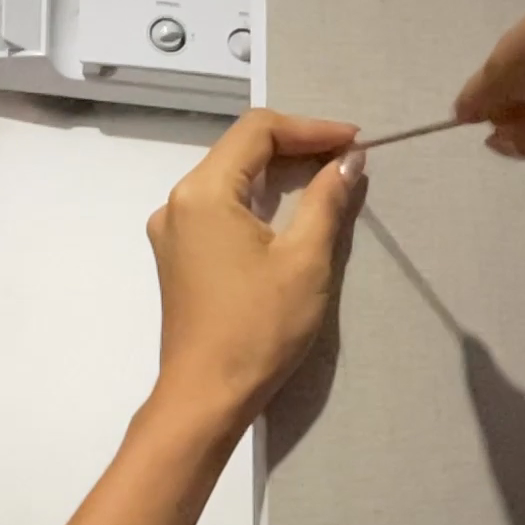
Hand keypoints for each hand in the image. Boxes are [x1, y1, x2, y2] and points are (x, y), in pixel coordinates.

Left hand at [147, 109, 364, 424]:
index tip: (354, 144)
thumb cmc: (258, 328)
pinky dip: (254, 205)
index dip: (310, 129)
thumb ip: (326, 200)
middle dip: (295, 149)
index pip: (257, 131)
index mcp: (201, 193)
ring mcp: (171, 234)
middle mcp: (176, 204)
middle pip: (238, 153)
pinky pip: (217, 212)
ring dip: (276, 177)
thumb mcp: (304, 260)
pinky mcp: (177, 259)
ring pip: (228, 182)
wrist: (206, 395)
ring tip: (325, 183)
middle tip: (346, 162)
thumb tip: (348, 161)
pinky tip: (287, 216)